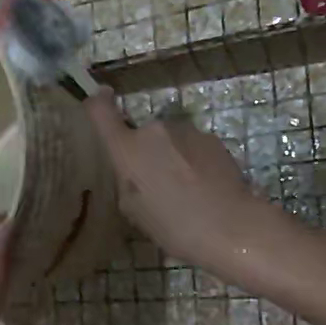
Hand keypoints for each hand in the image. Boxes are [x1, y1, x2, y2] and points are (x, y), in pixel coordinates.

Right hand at [85, 90, 288, 271]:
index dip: (97, 103)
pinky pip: (193, 146)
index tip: (100, 99)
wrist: (228, 225)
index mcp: (127, 149)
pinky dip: (193, 161)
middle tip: (156, 183)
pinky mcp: (212, 138)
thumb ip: (127, 177)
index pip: (101, 111)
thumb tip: (137, 166)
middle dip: (146, 151)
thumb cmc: (170, 223)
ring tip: (184, 189)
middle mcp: (153, 131)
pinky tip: (204, 186)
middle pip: (142, 133)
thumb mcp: (132, 207)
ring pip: (170, 139)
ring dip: (172, 156)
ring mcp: (186, 131)